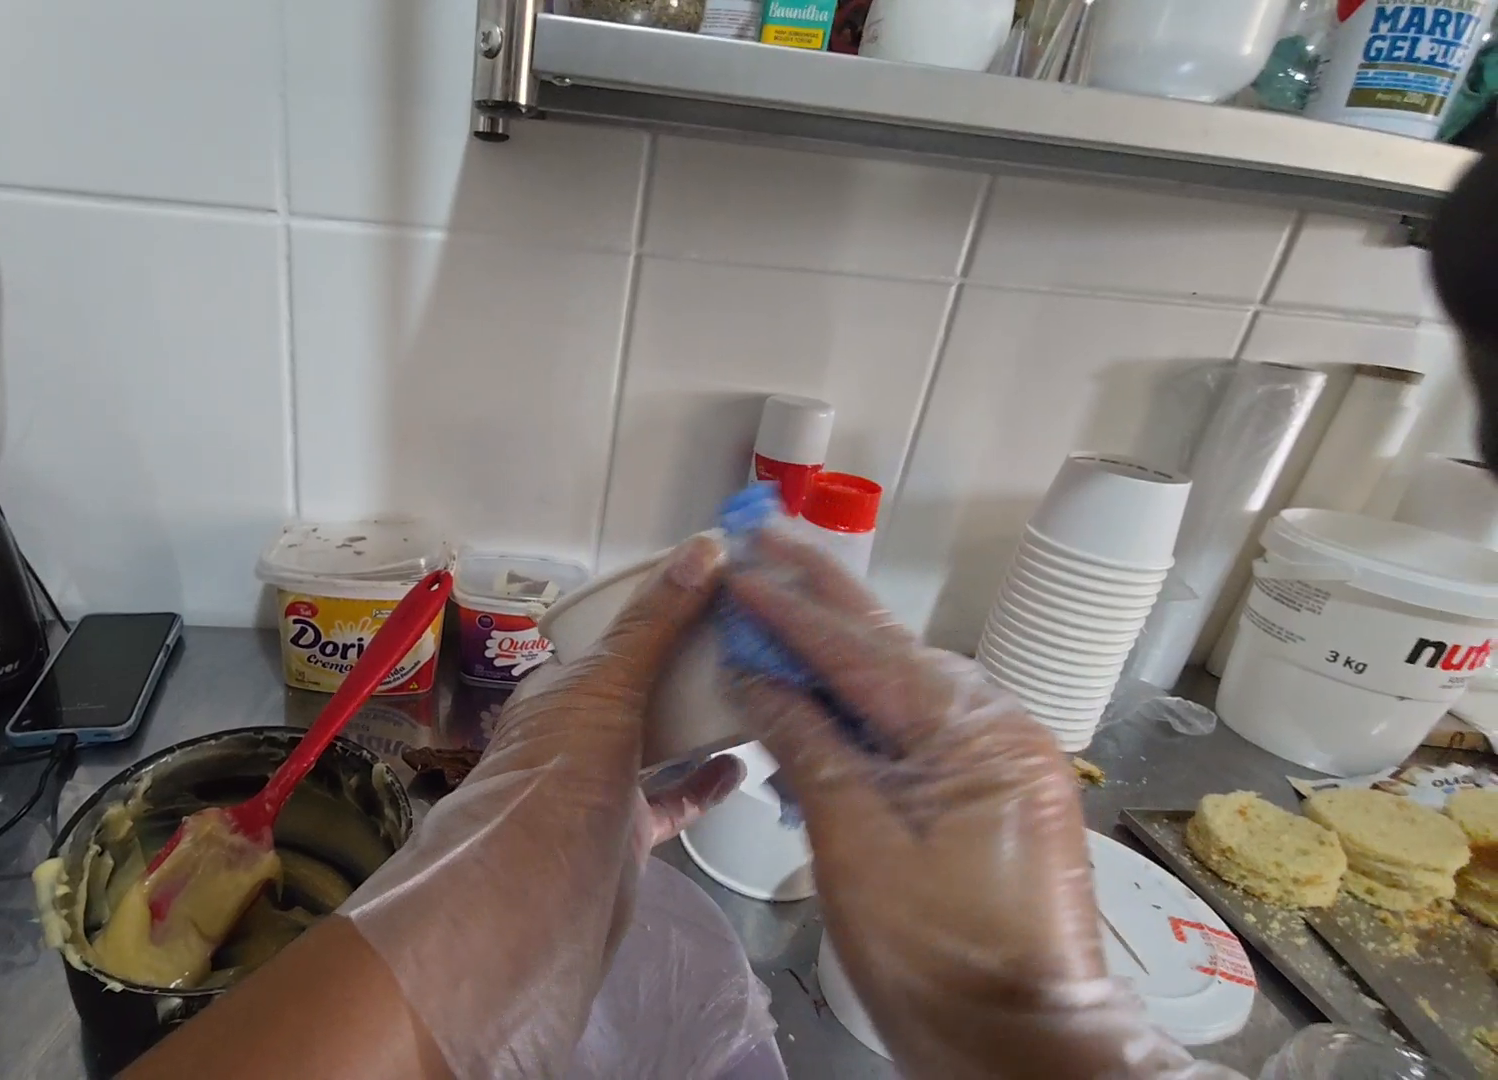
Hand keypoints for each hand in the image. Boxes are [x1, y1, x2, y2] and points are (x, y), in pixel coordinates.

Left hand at [343, 535, 759, 1078]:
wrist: (534, 903)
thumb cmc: (563, 775)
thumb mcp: (608, 684)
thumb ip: (654, 623)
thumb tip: (704, 547)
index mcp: (560, 688)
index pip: (613, 636)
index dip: (658, 612)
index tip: (713, 593)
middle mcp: (576, 731)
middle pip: (638, 687)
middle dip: (684, 665)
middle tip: (745, 641)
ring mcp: (599, 785)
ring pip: (655, 741)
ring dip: (696, 720)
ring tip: (752, 691)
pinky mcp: (624, 834)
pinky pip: (670, 798)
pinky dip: (702, 782)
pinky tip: (742, 764)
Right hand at [726, 533, 1238, 1079]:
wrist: (1020, 1049)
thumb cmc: (932, 952)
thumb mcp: (852, 838)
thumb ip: (805, 740)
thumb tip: (757, 678)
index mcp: (974, 733)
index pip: (861, 652)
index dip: (792, 611)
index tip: (741, 570)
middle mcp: (996, 725)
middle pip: (888, 644)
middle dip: (822, 594)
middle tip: (769, 539)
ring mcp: (996, 753)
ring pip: (898, 678)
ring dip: (835, 643)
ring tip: (780, 603)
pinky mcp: (984, 781)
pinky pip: (908, 718)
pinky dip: (855, 697)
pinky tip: (815, 686)